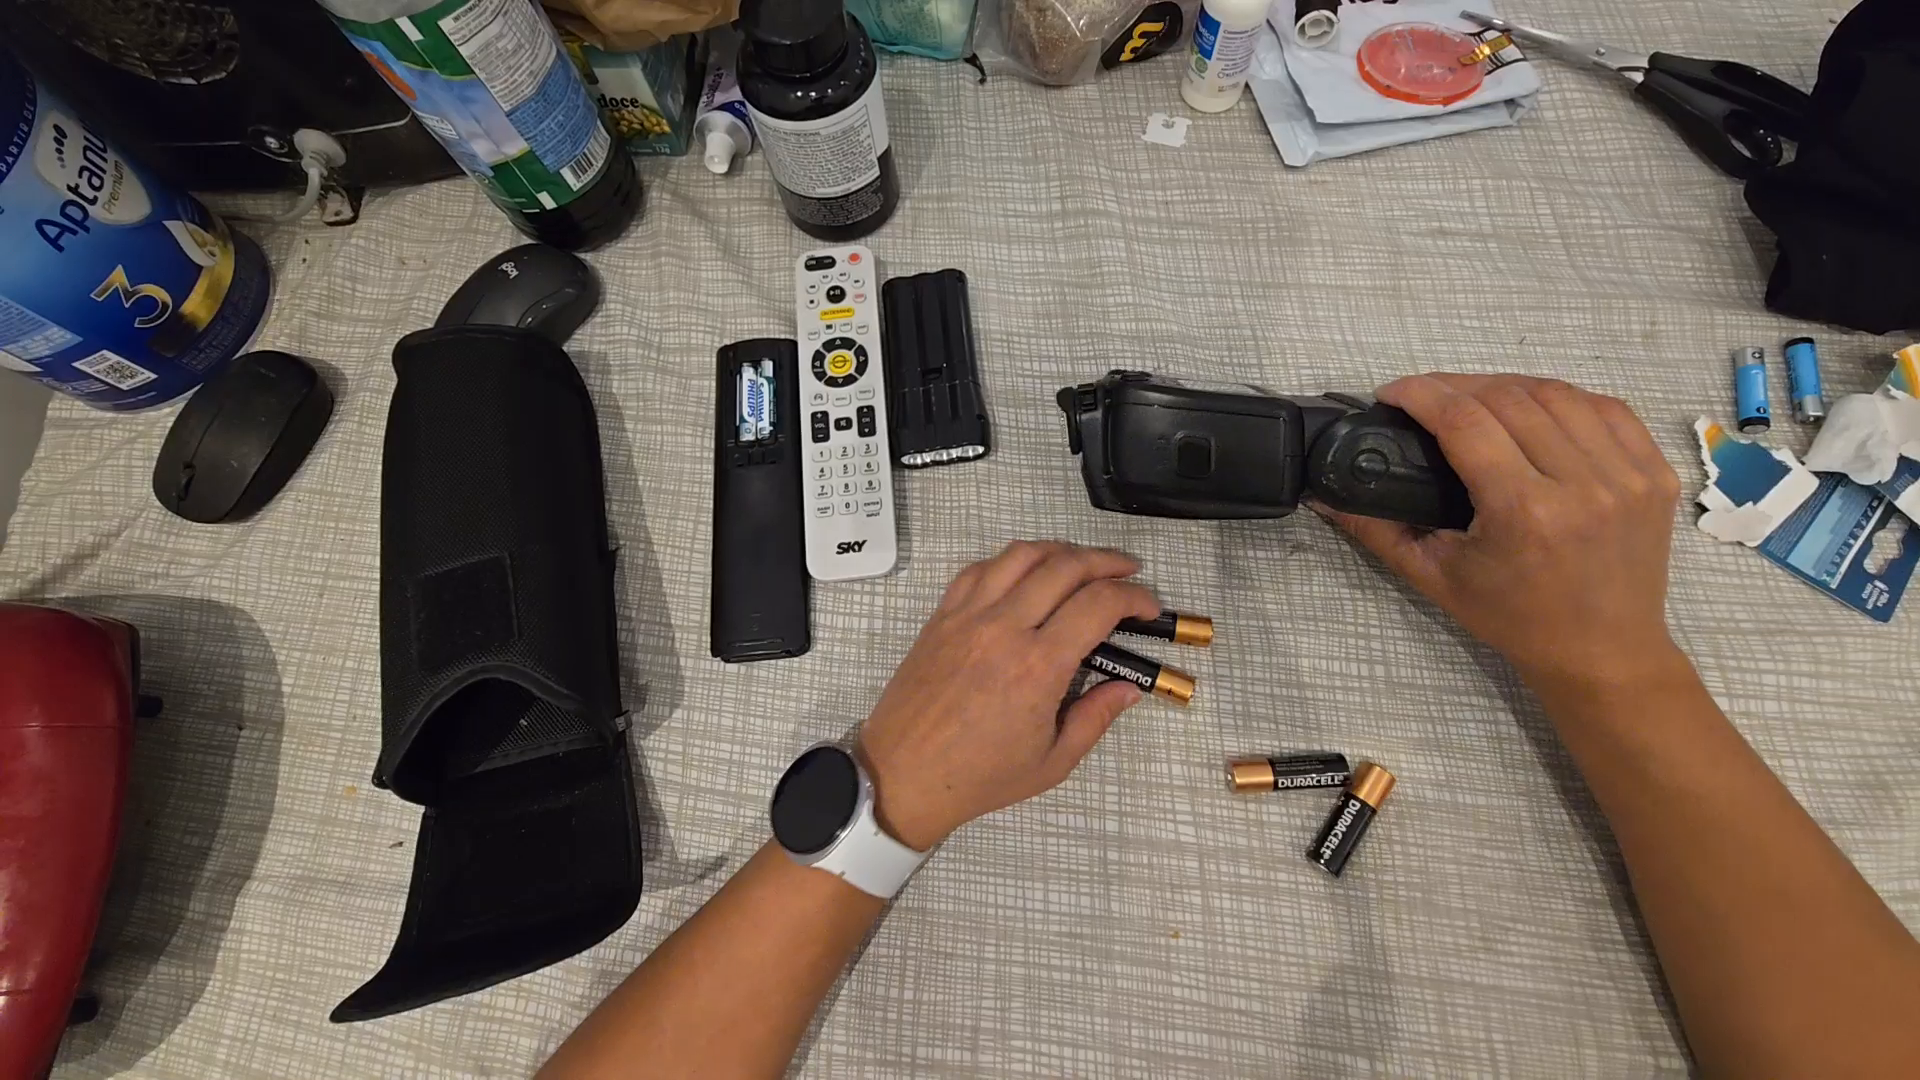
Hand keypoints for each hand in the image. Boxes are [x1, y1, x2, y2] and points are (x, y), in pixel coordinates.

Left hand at [856, 541, 1161, 850]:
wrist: (902, 774)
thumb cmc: (979, 776)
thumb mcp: (1052, 762)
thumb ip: (1096, 718)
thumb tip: (1129, 688)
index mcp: (1038, 666)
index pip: (1099, 604)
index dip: (1134, 597)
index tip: (1148, 606)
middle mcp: (1004, 627)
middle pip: (1066, 566)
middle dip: (1107, 561)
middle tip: (1128, 571)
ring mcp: (968, 615)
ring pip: (1021, 554)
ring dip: (1061, 550)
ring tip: (1082, 564)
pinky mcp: (942, 614)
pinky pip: (980, 568)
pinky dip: (1011, 560)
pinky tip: (1026, 573)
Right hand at [1316, 374, 1682, 692]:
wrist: (1601, 650)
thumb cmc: (1509, 616)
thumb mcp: (1431, 575)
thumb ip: (1374, 529)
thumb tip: (1322, 496)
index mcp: (1524, 512)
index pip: (1467, 422)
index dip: (1423, 394)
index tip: (1391, 391)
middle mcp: (1584, 484)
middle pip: (1510, 398)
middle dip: (1455, 385)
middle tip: (1421, 395)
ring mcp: (1629, 475)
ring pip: (1558, 393)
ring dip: (1503, 384)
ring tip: (1468, 397)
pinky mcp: (1657, 472)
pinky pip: (1605, 407)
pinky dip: (1559, 396)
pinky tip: (1528, 406)